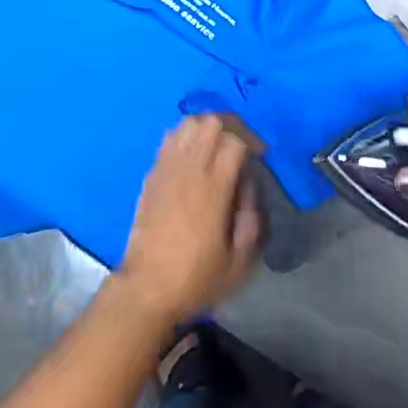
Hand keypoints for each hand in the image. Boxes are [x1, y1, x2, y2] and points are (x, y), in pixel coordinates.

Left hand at [115, 115, 262, 323]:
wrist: (148, 285)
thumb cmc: (196, 278)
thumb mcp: (239, 261)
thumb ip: (251, 219)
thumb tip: (250, 186)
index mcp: (214, 189)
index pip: (234, 140)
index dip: (251, 141)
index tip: (259, 155)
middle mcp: (189, 170)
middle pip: (209, 122)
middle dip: (230, 126)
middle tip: (240, 145)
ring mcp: (166, 168)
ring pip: (186, 123)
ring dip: (205, 128)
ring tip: (215, 145)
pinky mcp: (151, 173)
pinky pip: (167, 138)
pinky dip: (183, 136)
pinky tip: (191, 155)